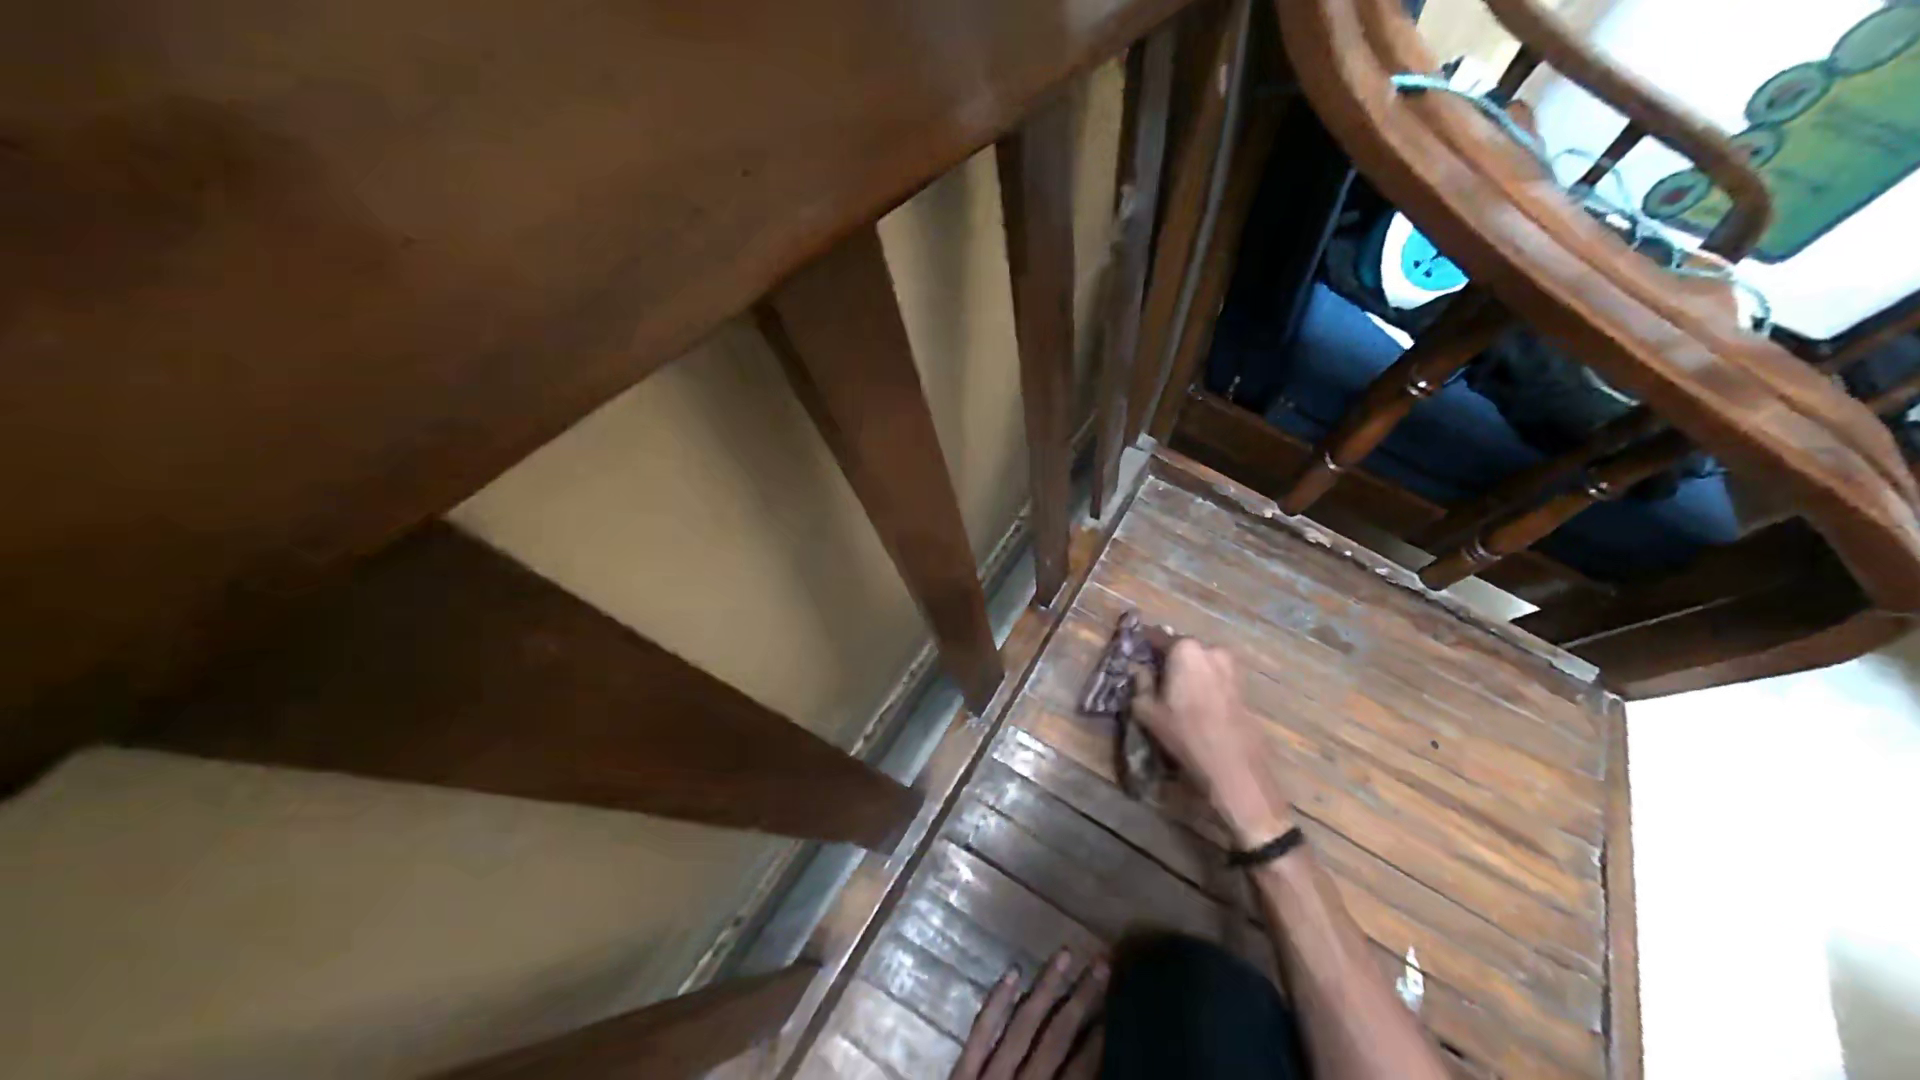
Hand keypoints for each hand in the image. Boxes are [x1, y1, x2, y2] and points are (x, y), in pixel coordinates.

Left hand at [949, 949, 1104, 1079]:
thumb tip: (1093, 1072)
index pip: (1082, 1071)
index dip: (1101, 1037)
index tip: (1118, 1005)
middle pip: (1058, 1038)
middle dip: (1082, 1000)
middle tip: (1102, 964)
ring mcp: (990, 1079)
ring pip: (1024, 1025)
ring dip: (1047, 988)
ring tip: (1066, 954)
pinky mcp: (962, 1075)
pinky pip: (981, 1032)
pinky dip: (996, 1002)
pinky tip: (1013, 972)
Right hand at [1131, 640, 1292, 845]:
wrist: (1233, 764)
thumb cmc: (1184, 732)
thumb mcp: (1147, 710)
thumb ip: (1140, 684)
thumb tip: (1139, 670)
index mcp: (1184, 648)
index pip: (1157, 637)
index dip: (1144, 646)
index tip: (1136, 655)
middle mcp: (1210, 649)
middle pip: (1182, 648)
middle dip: (1169, 659)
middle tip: (1156, 677)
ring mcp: (1231, 666)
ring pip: (1201, 662)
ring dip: (1189, 671)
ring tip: (1176, 692)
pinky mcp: (1243, 684)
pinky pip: (1215, 675)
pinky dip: (1204, 682)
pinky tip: (1196, 702)